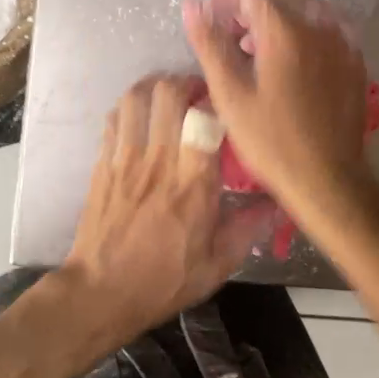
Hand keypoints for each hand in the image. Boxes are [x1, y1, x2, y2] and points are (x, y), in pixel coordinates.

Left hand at [62, 74, 265, 338]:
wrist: (100, 293)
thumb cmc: (163, 281)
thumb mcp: (218, 264)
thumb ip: (249, 227)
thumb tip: (278, 202)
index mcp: (192, 185)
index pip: (205, 119)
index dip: (217, 100)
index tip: (227, 106)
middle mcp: (158, 161)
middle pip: (167, 94)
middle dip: (185, 84)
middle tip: (198, 96)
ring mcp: (125, 158)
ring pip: (136, 97)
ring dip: (155, 88)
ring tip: (169, 99)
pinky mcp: (103, 163)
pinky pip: (115, 117)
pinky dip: (131, 107)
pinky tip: (142, 119)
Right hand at [182, 0, 376, 209]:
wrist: (329, 179)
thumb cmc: (271, 140)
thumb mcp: (229, 93)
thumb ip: (209, 43)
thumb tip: (191, 4)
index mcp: (285, 30)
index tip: (208, 21)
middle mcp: (318, 25)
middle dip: (246, 8)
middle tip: (225, 40)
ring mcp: (342, 41)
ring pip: (301, 10)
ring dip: (272, 20)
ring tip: (252, 53)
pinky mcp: (355, 60)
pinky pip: (324, 29)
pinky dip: (300, 34)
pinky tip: (287, 64)